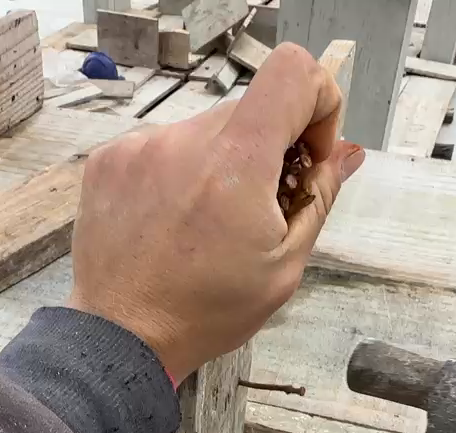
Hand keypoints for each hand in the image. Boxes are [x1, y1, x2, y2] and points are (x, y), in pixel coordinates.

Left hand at [66, 43, 366, 383]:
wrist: (122, 338)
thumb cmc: (205, 313)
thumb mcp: (281, 269)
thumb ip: (318, 201)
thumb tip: (346, 155)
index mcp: (237, 162)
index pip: (293, 72)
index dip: (317, 102)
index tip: (307, 155)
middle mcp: (185, 139)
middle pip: (248, 111)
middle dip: (266, 152)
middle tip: (255, 212)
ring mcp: (140, 147)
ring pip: (203, 133)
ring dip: (219, 166)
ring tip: (205, 227)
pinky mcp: (109, 161)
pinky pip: (161, 148)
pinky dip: (177, 176)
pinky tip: (171, 225)